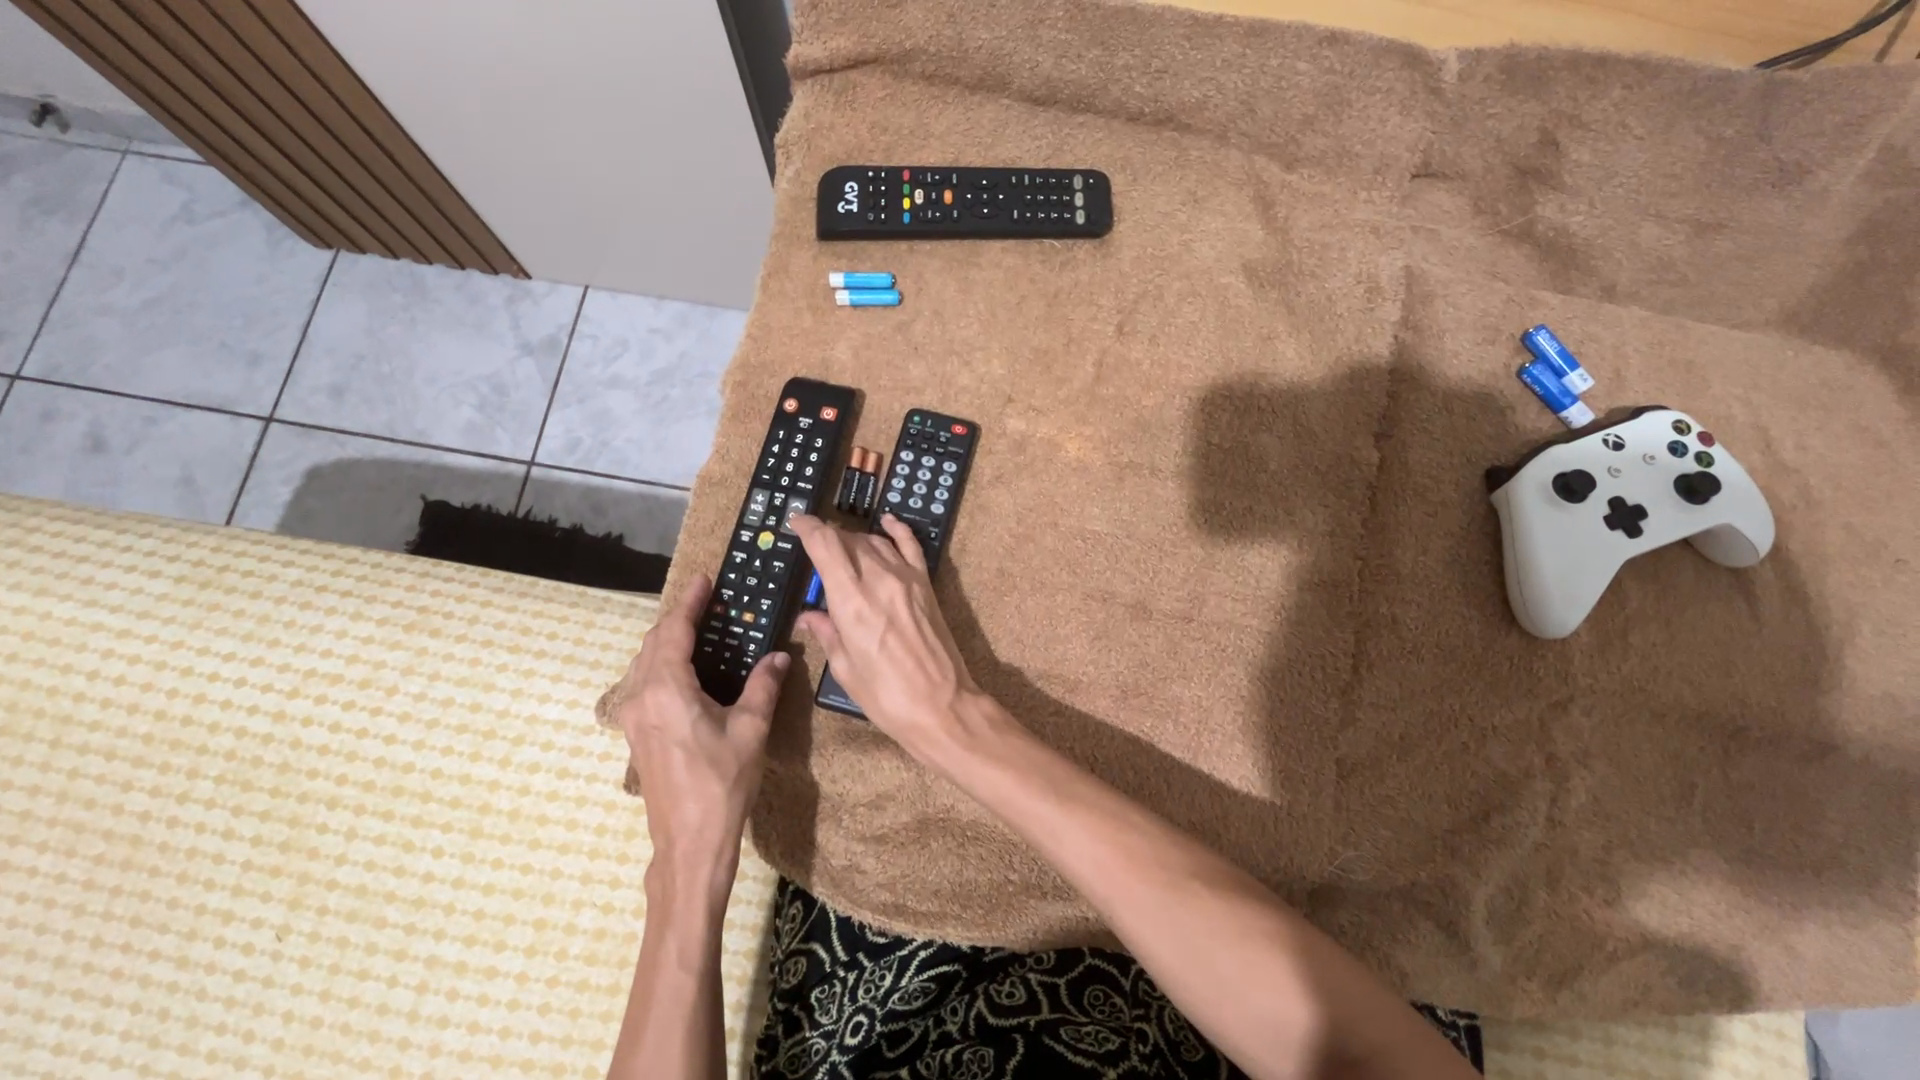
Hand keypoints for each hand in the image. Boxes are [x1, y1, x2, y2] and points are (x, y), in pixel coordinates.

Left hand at [611, 575, 787, 902]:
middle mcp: (641, 698)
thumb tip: (778, 657)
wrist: (689, 842)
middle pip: (652, 644)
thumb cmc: (722, 784)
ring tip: (698, 632)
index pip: (673, 631)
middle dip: (677, 619)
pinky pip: (643, 684)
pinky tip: (686, 672)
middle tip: (706, 604)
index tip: (704, 580)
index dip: (688, 603)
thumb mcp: (750, 731)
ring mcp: (633, 718)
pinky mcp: (636, 735)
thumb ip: (762, 687)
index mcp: (666, 690)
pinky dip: (661, 666)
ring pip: (644, 665)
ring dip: (666, 642)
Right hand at [790, 514, 986, 755]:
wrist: (942, 705)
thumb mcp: (845, 668)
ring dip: (854, 540)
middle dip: (827, 537)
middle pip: (847, 539)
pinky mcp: (926, 585)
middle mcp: (878, 580)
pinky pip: (910, 546)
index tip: (796, 522)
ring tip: (842, 550)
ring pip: (874, 541)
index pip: (825, 544)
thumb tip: (809, 616)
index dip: (807, 527)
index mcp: (851, 601)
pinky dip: (897, 530)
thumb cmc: (886, 696)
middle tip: (815, 547)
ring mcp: (906, 579)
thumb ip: (827, 634)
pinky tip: (887, 522)